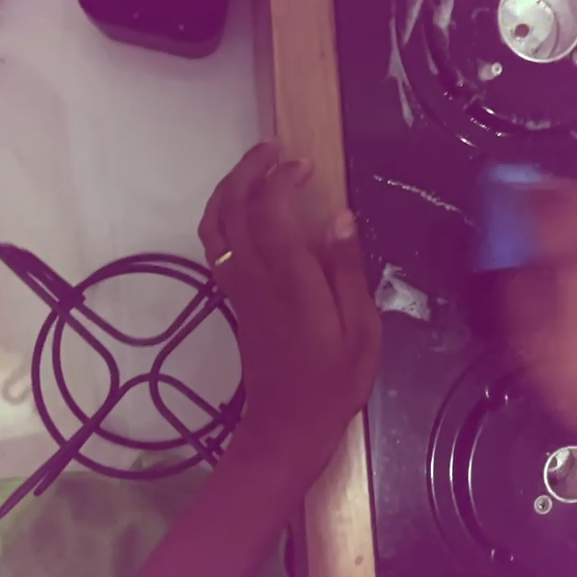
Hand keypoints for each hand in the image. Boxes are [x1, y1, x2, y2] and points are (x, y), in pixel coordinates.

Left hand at [198, 144, 380, 487]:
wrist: (286, 427)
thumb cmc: (334, 382)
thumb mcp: (361, 329)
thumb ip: (348, 269)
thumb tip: (339, 216)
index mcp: (289, 280)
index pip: (270, 211)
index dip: (281, 179)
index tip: (305, 166)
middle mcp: (254, 276)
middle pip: (233, 208)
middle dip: (248, 170)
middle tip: (274, 150)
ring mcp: (238, 287)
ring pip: (214, 225)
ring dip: (229, 189)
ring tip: (255, 170)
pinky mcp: (233, 298)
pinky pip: (215, 246)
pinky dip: (222, 217)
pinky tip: (243, 211)